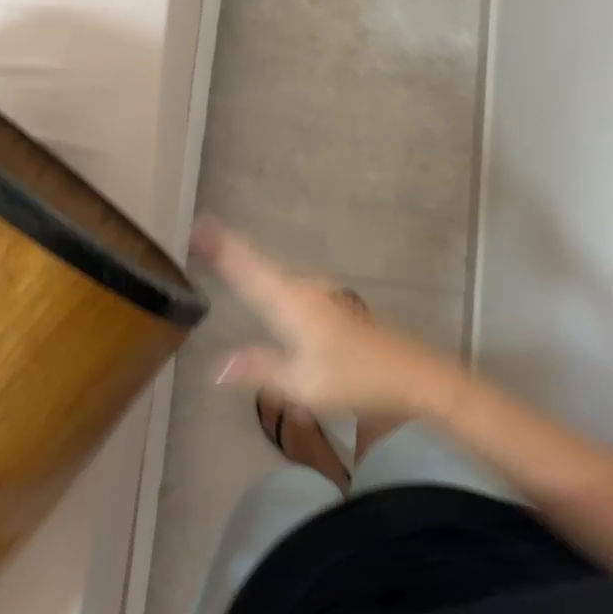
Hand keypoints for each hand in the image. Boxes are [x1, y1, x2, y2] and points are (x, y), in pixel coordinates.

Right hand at [193, 217, 461, 418]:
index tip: (199, 227)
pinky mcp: (331, 304)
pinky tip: (261, 281)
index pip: (248, 271)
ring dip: (248, 261)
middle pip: (259, 264)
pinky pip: (287, 283)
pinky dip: (266, 275)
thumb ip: (259, 371)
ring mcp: (320, 294)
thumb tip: (216, 367)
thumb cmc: (356, 380)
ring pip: (274, 273)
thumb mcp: (302, 386)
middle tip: (201, 232)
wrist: (413, 375)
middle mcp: (303, 290)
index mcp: (291, 304)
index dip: (223, 249)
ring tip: (221, 250)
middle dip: (229, 249)